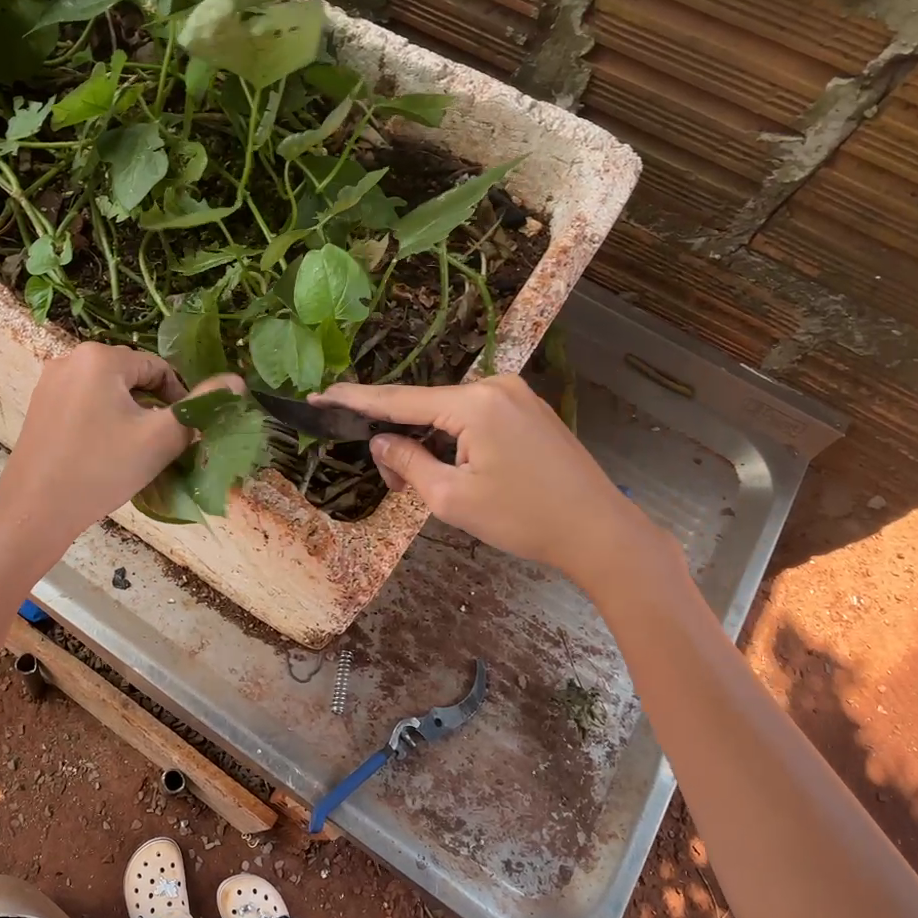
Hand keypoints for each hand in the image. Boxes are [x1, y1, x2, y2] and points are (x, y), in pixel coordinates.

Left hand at [0, 344, 239, 556]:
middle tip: (159, 447)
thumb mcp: (160, 438)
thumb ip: (200, 406)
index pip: (158, 368)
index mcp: (100, 357)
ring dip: (128, 418)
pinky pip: (84, 406)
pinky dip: (102, 424)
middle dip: (151, 409)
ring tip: (133, 454)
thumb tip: (236, 379)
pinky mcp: (39, 408)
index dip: (179, 399)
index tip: (182, 434)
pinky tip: (104, 456)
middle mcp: (70, 359)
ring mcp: (50, 384)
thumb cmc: (102, 470)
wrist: (35, 510)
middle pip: (131, 378)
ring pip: (108, 394)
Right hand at [314, 374, 671, 590]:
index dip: (354, 400)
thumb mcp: (452, 499)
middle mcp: (495, 386)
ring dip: (428, 446)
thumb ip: (408, 463)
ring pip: (449, 416)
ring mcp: (517, 396)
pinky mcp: (530, 412)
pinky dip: (454, 443)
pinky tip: (456, 472)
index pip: (398, 399)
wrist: (599, 531)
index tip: (319, 396)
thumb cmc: (524, 519)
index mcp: (474, 403)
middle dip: (400, 442)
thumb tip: (381, 441)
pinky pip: (475, 419)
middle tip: (396, 487)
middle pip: (425, 409)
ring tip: (427, 488)